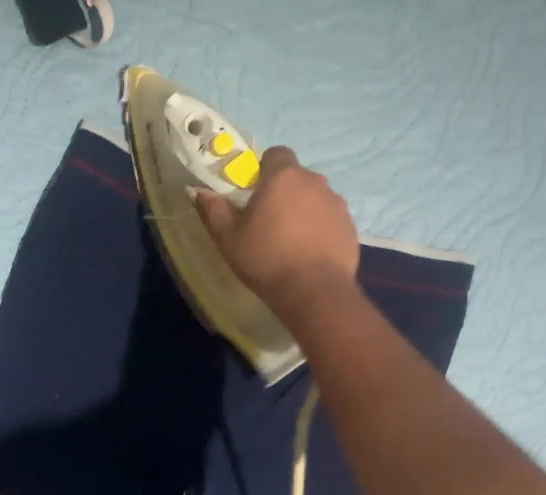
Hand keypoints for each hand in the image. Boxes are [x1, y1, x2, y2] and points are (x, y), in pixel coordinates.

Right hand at [194, 146, 360, 319]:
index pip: (276, 153)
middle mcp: (314, 180)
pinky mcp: (349, 225)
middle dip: (282, 192)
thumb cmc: (265, 258)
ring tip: (289, 242)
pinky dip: (318, 230)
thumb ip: (212, 209)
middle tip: (267, 222)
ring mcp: (336, 202)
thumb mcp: (228, 237)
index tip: (253, 193)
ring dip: (301, 211)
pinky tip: (307, 253)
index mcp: (283, 177)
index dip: (263, 169)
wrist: (313, 290)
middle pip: (295, 177)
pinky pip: (328, 219)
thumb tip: (196, 189)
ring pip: (314, 198)